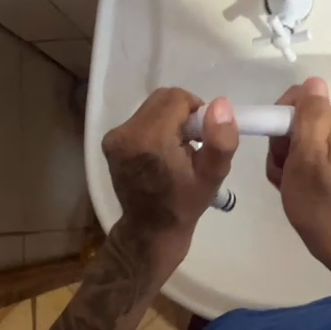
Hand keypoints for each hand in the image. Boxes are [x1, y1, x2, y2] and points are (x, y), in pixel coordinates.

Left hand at [100, 88, 236, 270]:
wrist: (149, 231)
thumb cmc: (184, 204)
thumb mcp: (212, 175)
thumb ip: (220, 140)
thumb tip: (220, 104)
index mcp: (149, 139)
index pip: (177, 98)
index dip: (196, 111)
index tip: (202, 137)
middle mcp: (125, 132)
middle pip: (163, 99)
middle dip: (183, 114)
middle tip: (192, 143)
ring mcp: (113, 137)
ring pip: (152, 107)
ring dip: (170, 120)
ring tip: (177, 150)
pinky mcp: (110, 142)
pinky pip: (141, 119)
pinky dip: (156, 127)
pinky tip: (162, 152)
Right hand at [267, 77, 330, 279]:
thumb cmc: (318, 203)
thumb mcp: (308, 157)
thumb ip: (310, 117)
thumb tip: (314, 81)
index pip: (297, 98)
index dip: (278, 117)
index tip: (275, 144)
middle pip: (291, 120)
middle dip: (278, 143)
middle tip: (282, 168)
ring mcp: (330, 152)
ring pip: (290, 141)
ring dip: (280, 160)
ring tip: (285, 182)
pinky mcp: (324, 169)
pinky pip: (297, 159)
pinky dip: (287, 172)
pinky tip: (289, 188)